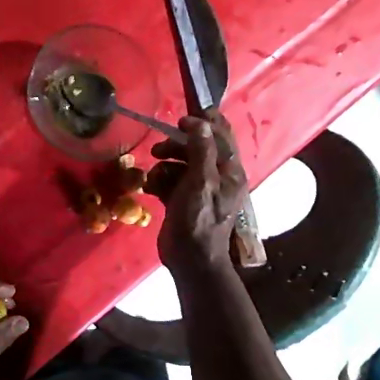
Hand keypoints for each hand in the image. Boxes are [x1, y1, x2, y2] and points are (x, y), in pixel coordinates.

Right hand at [146, 112, 248, 275]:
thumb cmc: (199, 220)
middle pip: (197, 148)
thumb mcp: (201, 182)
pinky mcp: (182, 200)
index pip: (221, 135)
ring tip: (153, 177)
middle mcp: (217, 176)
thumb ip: (201, 151)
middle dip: (176, 147)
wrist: (190, 259)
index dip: (203, 123)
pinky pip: (169, 180)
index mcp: (229, 170)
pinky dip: (159, 182)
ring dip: (163, 166)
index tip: (181, 120)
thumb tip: (200, 123)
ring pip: (180, 164)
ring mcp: (198, 189)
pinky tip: (150, 189)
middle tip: (157, 150)